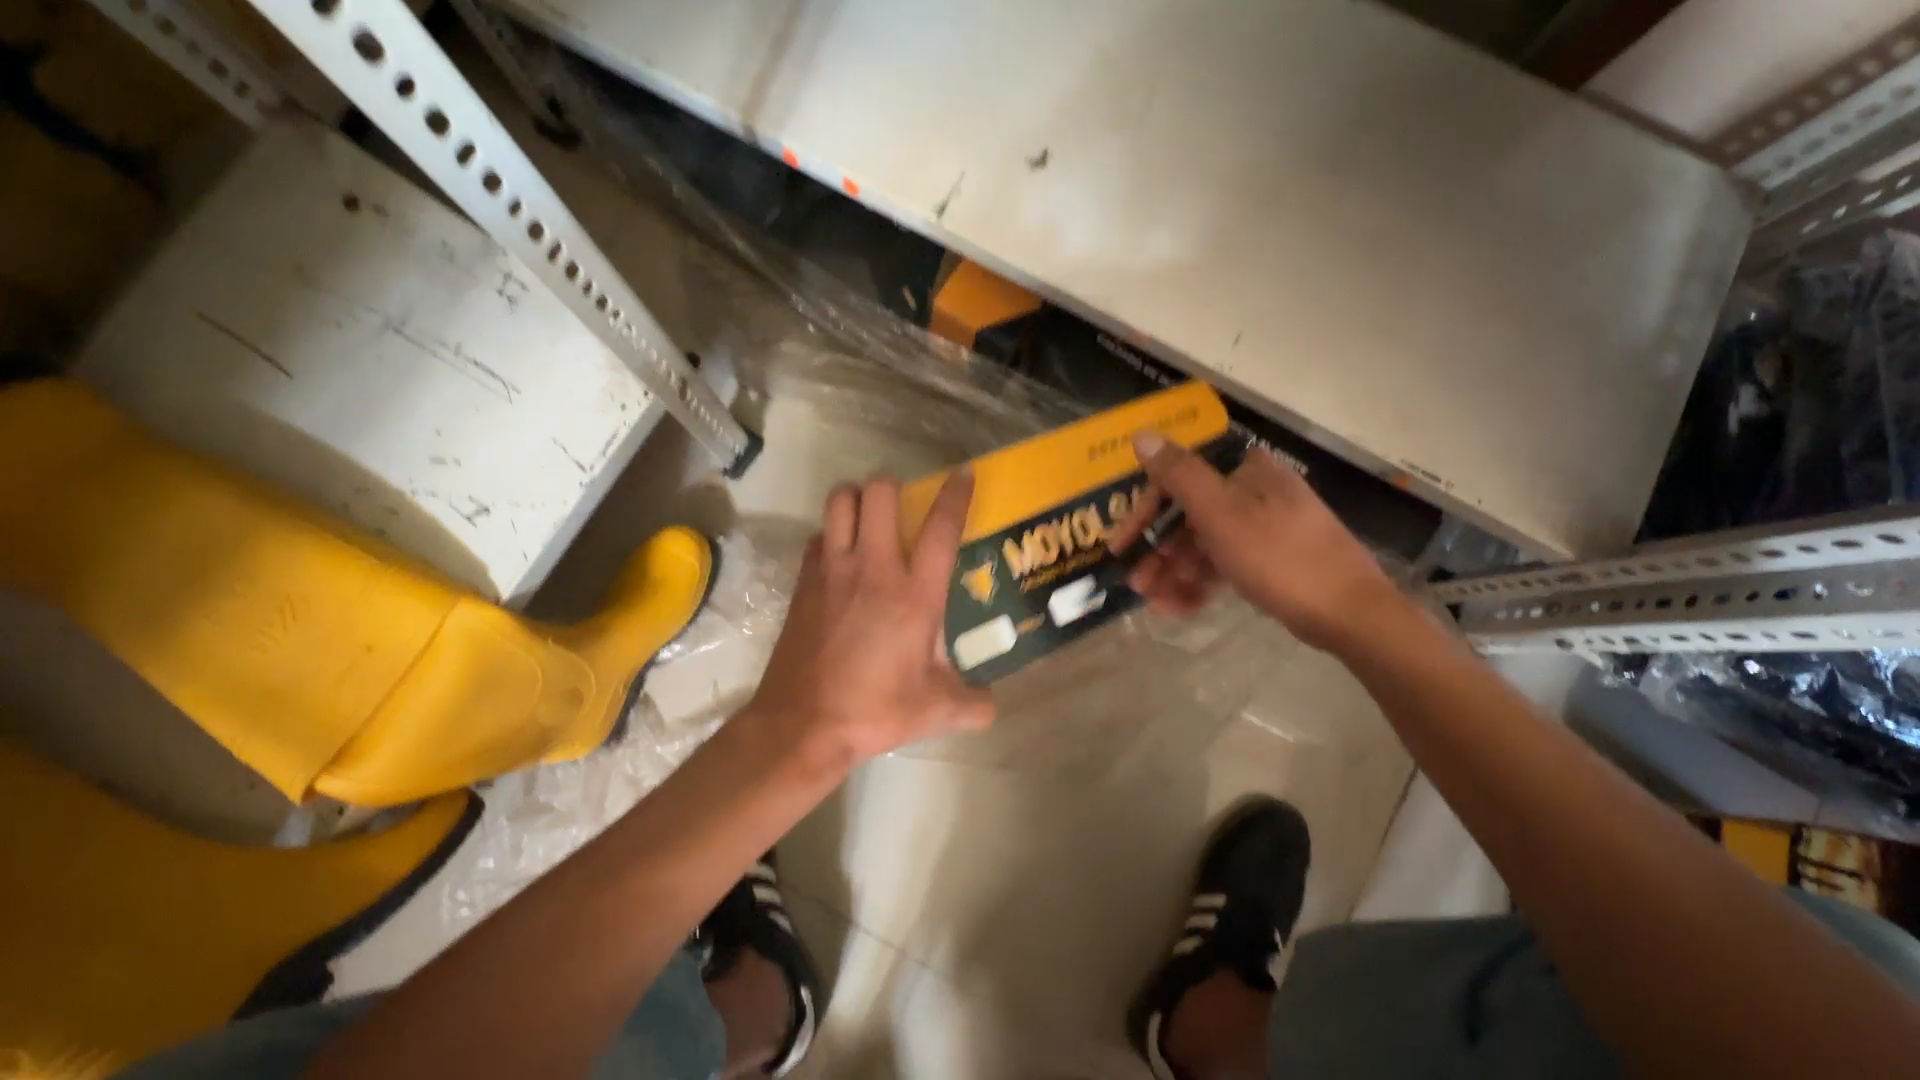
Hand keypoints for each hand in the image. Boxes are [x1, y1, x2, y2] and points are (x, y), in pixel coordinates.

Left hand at [740, 473, 994, 770]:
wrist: (803, 724)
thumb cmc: (875, 711)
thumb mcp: (936, 711)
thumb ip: (973, 703)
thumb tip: (991, 704)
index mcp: (915, 594)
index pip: (941, 527)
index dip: (956, 494)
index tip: (963, 473)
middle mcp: (874, 568)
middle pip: (880, 492)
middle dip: (894, 488)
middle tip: (902, 507)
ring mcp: (832, 571)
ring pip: (840, 502)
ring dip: (856, 499)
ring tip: (867, 518)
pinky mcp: (803, 582)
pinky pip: (818, 536)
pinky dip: (831, 535)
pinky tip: (840, 558)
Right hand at [1109, 431, 1408, 652]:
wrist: (1349, 613)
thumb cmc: (1280, 557)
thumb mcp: (1221, 514)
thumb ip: (1179, 474)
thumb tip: (1142, 434)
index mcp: (1246, 471)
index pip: (1179, 478)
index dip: (1144, 510)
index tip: (1121, 543)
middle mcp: (1254, 491)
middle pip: (1189, 513)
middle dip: (1158, 549)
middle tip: (1134, 580)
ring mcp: (1264, 526)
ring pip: (1204, 543)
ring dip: (1174, 570)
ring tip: (1154, 602)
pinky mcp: (1271, 559)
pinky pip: (1223, 564)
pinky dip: (1200, 582)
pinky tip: (1180, 608)